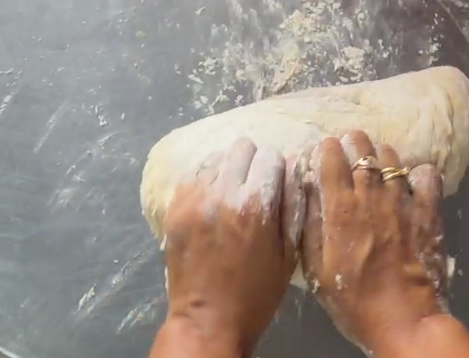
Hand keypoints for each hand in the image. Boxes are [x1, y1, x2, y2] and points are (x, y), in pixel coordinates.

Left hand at [155, 137, 297, 357]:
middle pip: (241, 147)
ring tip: (230, 196)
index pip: (270, 155)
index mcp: (255, 203)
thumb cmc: (255, 293)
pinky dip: (206, 183)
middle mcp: (223, 191)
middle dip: (252, 163)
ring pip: (216, 158)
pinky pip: (194, 175)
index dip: (276, 169)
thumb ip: (292, 205)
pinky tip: (211, 204)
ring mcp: (194, 196)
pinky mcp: (175, 205)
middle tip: (253, 188)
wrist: (207, 321)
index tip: (275, 184)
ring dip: (227, 171)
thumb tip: (292, 164)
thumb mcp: (287, 254)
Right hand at [300, 131, 449, 352]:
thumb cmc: (354, 300)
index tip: (324, 154)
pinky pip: (427, 176)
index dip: (325, 148)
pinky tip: (412, 184)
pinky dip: (418, 175)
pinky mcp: (428, 212)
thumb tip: (305, 187)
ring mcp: (402, 200)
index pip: (330, 154)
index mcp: (340, 206)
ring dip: (381, 157)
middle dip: (352, 143)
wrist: (404, 323)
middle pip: (361, 145)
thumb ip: (307, 223)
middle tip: (350, 153)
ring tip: (378, 168)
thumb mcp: (315, 268)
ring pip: (391, 156)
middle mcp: (370, 194)